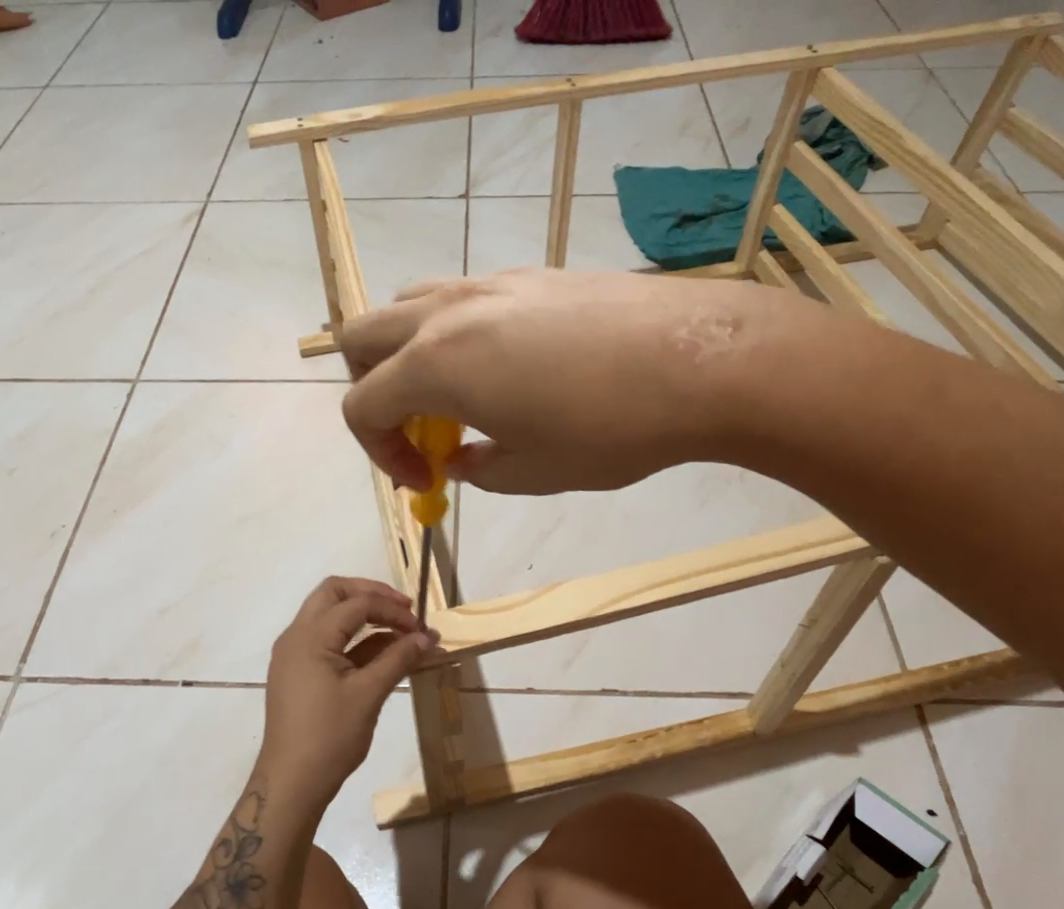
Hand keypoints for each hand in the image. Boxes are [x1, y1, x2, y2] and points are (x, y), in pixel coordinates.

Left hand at [261, 577, 436, 806]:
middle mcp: (296, 637)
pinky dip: (356, 641)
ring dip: (365, 618)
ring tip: (402, 635)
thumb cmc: (330, 736)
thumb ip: (398, 659)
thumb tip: (428, 637)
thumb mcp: (369, 694)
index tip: (421, 628)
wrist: (292, 782)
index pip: (356, 604)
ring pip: (330, 616)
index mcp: (309, 636)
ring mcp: (294, 655)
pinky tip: (385, 655)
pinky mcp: (299, 674)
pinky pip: (328, 642)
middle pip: (334, 594)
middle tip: (404, 610)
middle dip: (372, 596)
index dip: (392, 610)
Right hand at [340, 268, 836, 494]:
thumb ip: (477, 469)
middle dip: (374, 390)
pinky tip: (512, 370)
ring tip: (462, 398)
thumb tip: (459, 459)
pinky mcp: (531, 274)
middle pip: (364, 338)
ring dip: (411, 355)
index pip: (362, 405)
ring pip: (410, 306)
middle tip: (421, 430)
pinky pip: (464, 298)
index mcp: (436, 364)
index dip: (379, 454)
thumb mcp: (533, 472)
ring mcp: (491, 284)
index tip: (425, 479)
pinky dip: (458, 335)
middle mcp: (449, 312)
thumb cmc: (610, 429)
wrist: (700, 360)